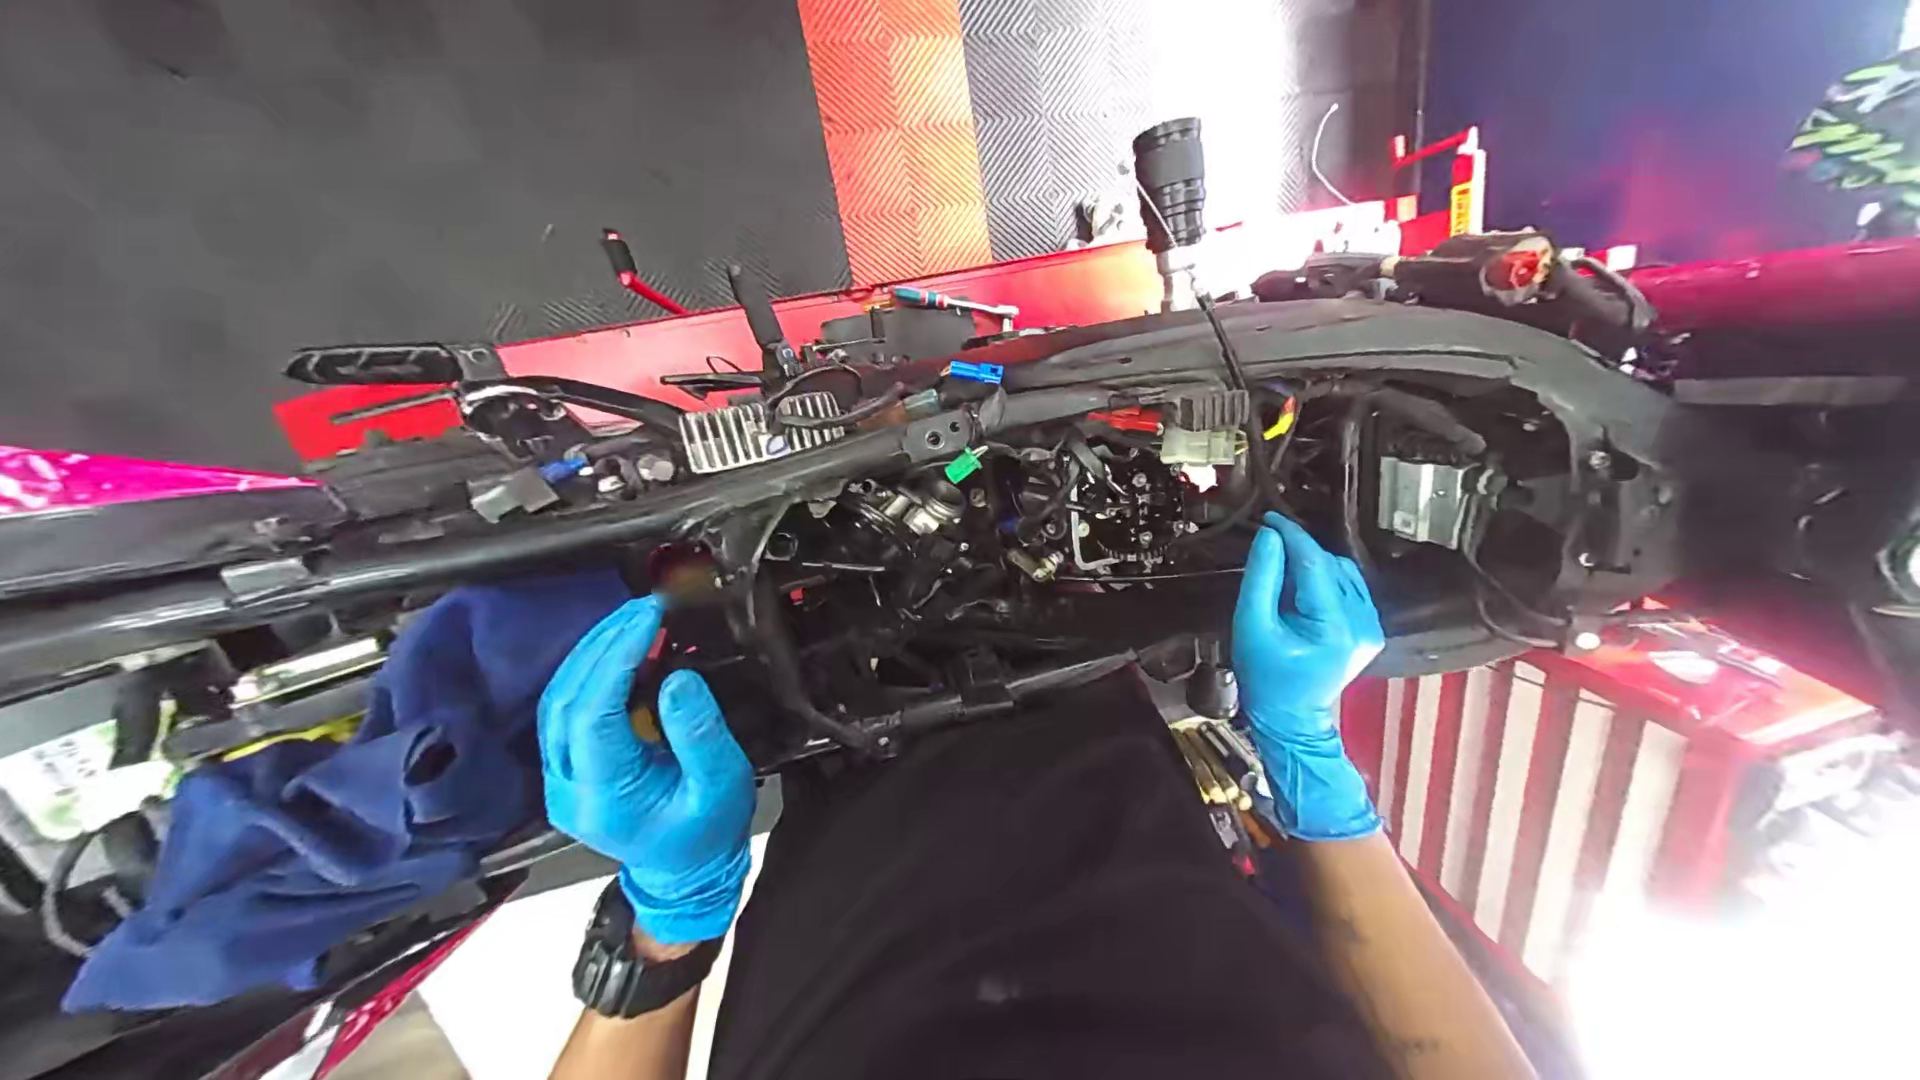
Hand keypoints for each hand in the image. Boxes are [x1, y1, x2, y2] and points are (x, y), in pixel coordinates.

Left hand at [539, 595, 753, 944]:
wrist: (687, 871)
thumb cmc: (708, 832)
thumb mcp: (721, 783)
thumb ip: (700, 734)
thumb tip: (678, 678)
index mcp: (603, 792)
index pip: (593, 712)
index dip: (617, 658)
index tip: (650, 619)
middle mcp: (568, 783)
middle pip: (567, 698)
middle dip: (604, 644)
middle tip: (644, 609)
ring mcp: (563, 774)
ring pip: (560, 698)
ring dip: (595, 651)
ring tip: (634, 618)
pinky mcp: (573, 763)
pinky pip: (571, 706)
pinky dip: (595, 669)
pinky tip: (623, 647)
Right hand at [1232, 512, 1384, 840]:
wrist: (1289, 715)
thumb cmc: (1266, 677)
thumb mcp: (1252, 624)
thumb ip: (1261, 578)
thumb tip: (1268, 538)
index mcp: (1336, 625)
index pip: (1316, 563)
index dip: (1291, 536)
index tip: (1269, 518)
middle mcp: (1364, 623)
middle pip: (1331, 565)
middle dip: (1298, 553)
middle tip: (1267, 552)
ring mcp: (1371, 626)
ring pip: (1341, 573)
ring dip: (1310, 566)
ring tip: (1281, 580)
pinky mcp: (1368, 628)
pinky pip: (1346, 588)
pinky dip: (1321, 581)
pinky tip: (1299, 593)